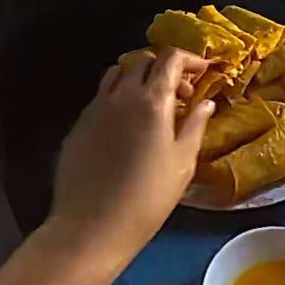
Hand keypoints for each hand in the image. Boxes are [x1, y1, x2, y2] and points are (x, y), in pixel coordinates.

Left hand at [46, 50, 215, 269]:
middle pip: (143, 60)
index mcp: (151, 100)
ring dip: (139, 77)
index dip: (189, 59)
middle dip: (165, 68)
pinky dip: (119, 96)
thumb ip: (195, 126)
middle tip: (181, 93)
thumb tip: (205, 102)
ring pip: (117, 73)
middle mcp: (121, 95)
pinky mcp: (78, 124)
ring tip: (152, 103)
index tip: (202, 72)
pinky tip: (127, 125)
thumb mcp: (183, 163)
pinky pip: (101, 96)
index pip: (170, 59)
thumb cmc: (148, 197)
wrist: (92, 225)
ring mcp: (95, 107)